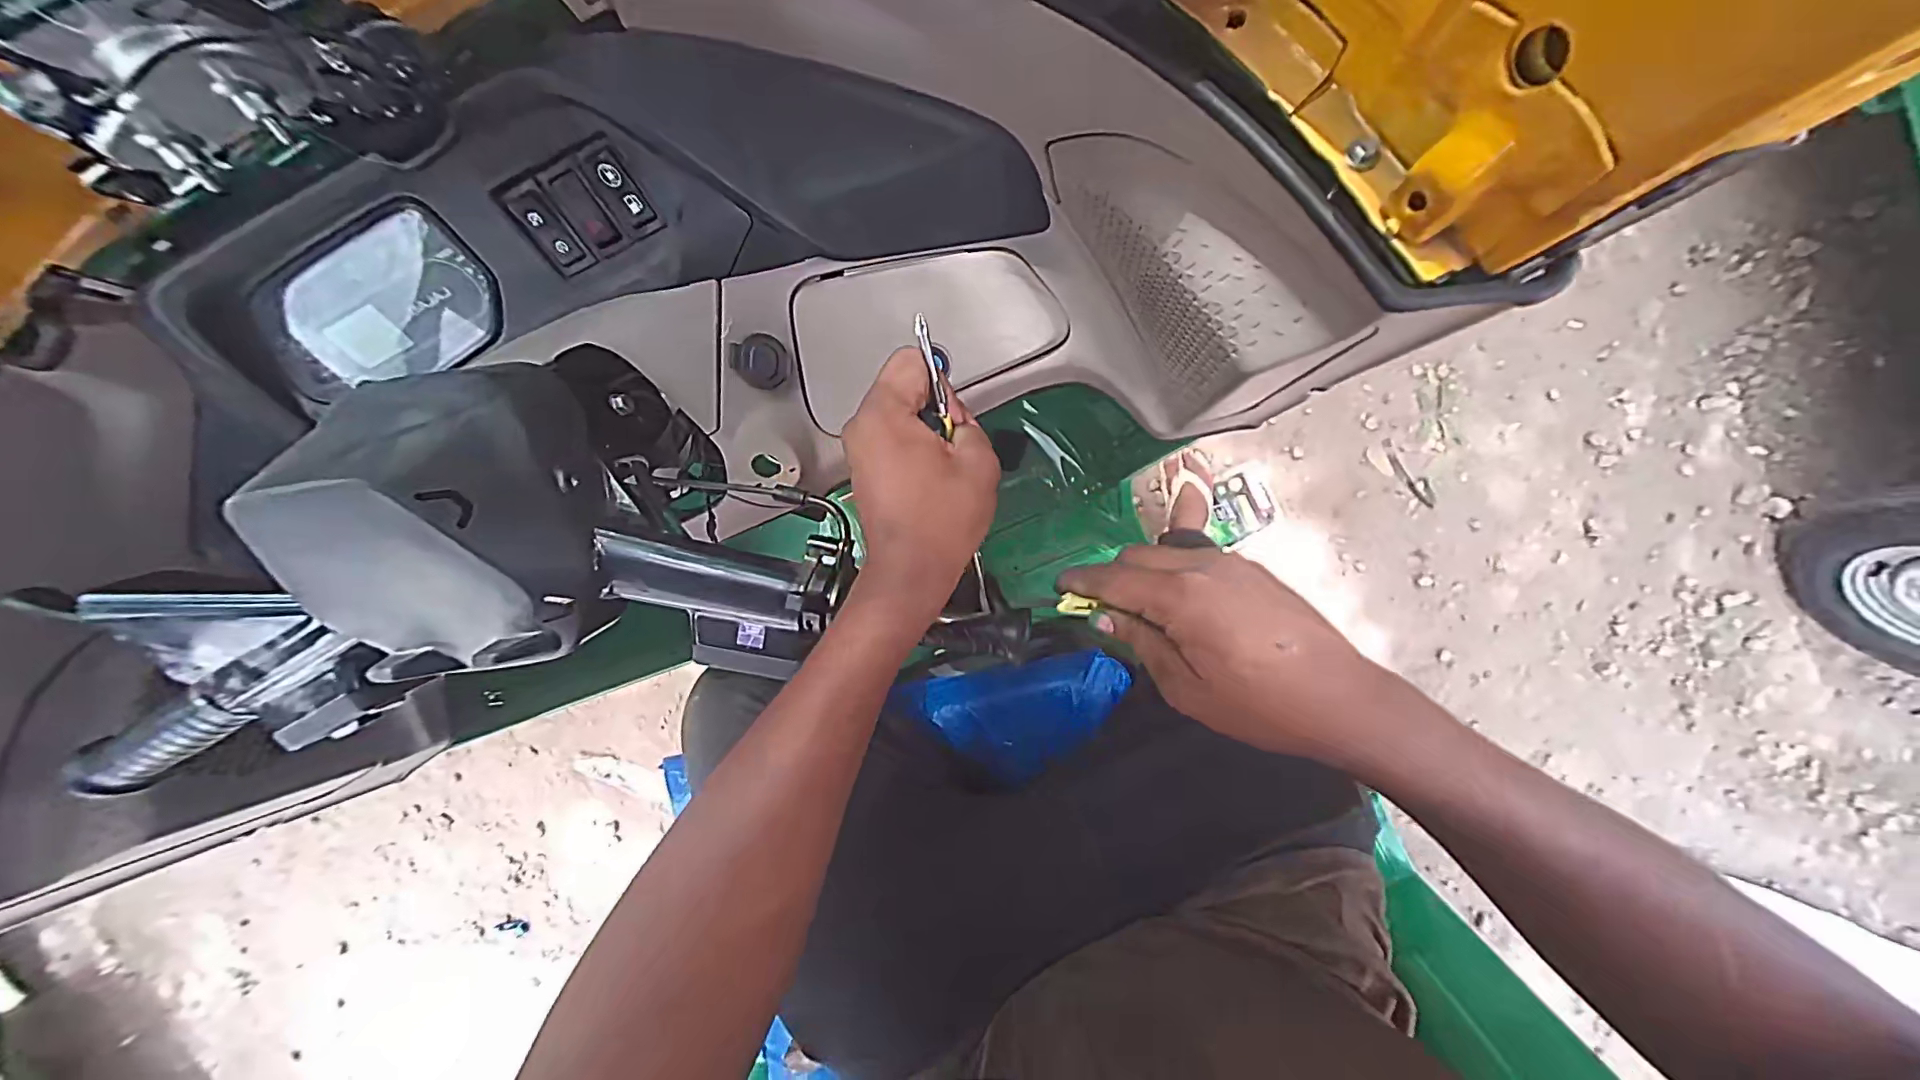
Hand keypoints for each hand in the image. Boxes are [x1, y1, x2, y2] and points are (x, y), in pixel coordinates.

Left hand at [842, 348, 999, 617]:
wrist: (912, 569)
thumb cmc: (940, 522)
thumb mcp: (978, 459)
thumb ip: (967, 419)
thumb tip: (953, 416)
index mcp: (882, 414)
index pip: (910, 360)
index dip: (942, 380)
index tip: (953, 412)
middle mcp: (861, 427)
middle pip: (902, 386)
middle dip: (934, 408)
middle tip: (952, 444)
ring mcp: (858, 449)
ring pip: (898, 414)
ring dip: (925, 430)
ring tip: (941, 465)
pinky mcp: (864, 469)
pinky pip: (891, 439)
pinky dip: (913, 449)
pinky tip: (929, 478)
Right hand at [1058, 545, 1425, 769]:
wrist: (1343, 700)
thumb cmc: (1260, 706)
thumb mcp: (1187, 687)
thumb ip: (1142, 643)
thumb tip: (1105, 617)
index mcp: (1181, 595)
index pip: (1114, 578)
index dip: (1082, 581)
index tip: (1060, 587)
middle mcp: (1204, 565)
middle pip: (1136, 554)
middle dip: (1110, 576)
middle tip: (1102, 609)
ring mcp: (1233, 562)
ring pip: (1167, 549)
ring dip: (1142, 569)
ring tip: (1139, 604)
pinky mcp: (1253, 569)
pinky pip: (1198, 554)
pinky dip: (1174, 564)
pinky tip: (1175, 583)